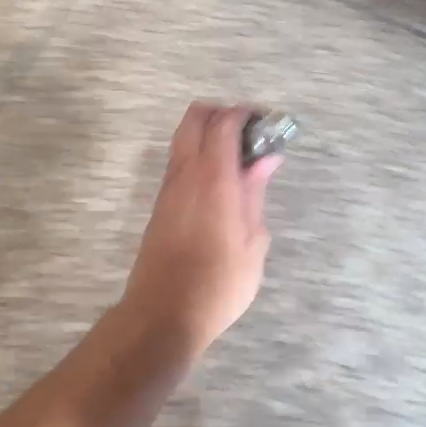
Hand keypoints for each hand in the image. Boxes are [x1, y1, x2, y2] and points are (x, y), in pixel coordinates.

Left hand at [120, 103, 282, 358]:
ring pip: (183, 138)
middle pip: (195, 117)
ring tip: (238, 159)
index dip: (245, 113)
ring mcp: (168, 186)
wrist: (164, 313)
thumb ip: (255, 192)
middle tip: (249, 134)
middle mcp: (185, 172)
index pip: (224, 122)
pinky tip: (220, 183)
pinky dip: (199, 155)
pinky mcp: (160, 203)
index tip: (265, 122)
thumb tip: (265, 159)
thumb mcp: (253, 240)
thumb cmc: (219, 282)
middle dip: (222, 113)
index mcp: (213, 176)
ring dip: (208, 134)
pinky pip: (179, 162)